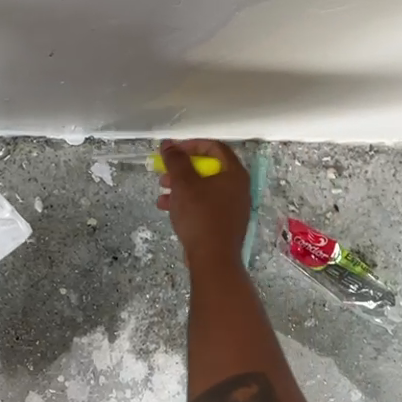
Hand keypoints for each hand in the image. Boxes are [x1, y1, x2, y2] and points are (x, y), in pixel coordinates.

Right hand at [158, 140, 250, 270]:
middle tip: (165, 174)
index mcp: (234, 173)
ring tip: (162, 193)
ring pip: (204, 188)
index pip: (214, 147)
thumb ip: (176, 161)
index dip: (191, 145)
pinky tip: (168, 209)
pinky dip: (188, 203)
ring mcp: (233, 206)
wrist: (213, 258)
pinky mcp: (224, 222)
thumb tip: (168, 144)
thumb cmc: (200, 216)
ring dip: (181, 187)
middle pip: (208, 168)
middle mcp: (238, 187)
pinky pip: (205, 205)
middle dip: (183, 170)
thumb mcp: (184, 184)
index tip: (171, 152)